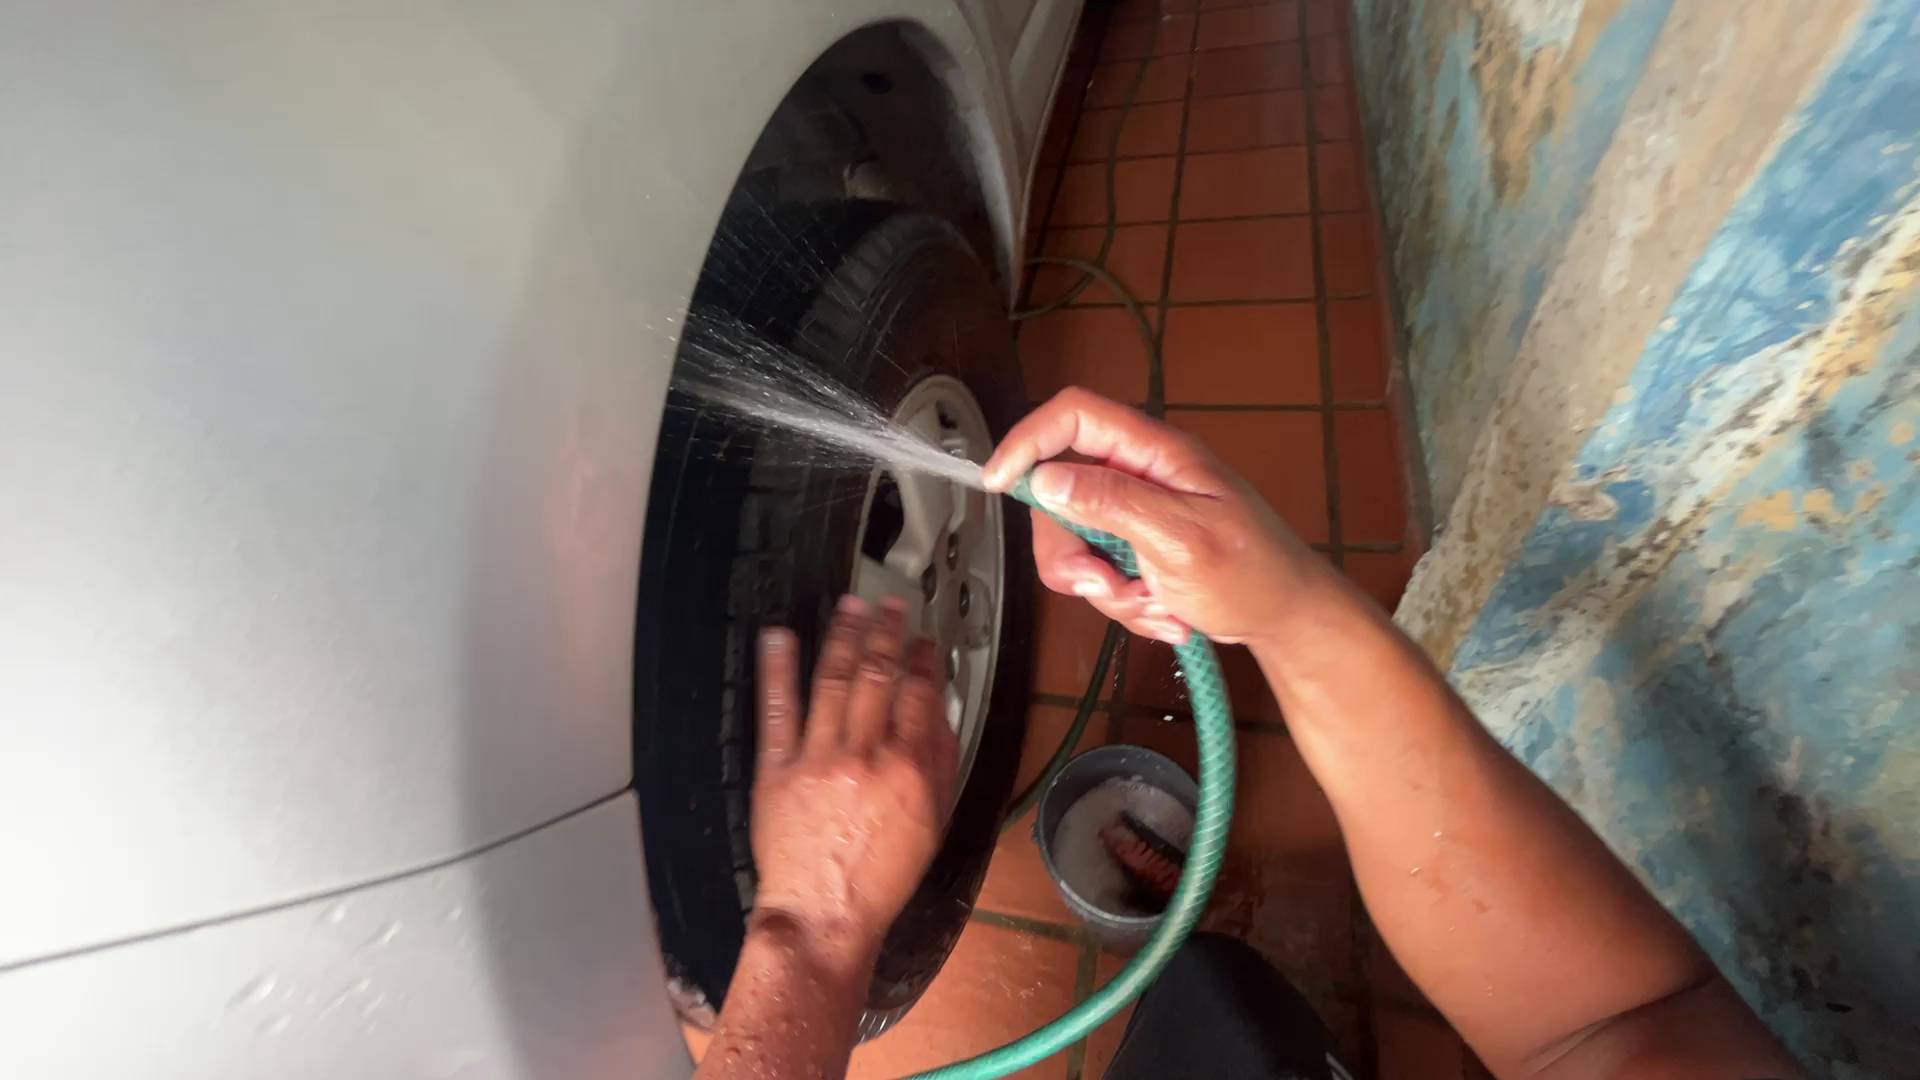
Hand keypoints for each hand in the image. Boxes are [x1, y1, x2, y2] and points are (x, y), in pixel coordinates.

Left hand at [749, 595, 958, 965]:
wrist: (824, 913)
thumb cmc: (883, 874)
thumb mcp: (933, 821)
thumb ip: (940, 760)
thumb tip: (939, 711)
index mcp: (907, 768)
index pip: (919, 693)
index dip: (923, 658)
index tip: (923, 641)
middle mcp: (864, 754)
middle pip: (878, 676)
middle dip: (886, 633)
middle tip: (891, 606)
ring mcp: (818, 757)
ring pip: (834, 681)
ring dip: (844, 637)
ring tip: (851, 605)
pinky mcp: (778, 768)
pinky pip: (778, 711)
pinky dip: (778, 671)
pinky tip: (779, 637)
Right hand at [982, 388, 1333, 645]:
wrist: (1285, 617)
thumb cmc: (1251, 572)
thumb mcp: (1182, 538)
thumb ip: (1113, 503)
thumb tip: (1046, 478)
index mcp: (1152, 452)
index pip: (1073, 416)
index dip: (1027, 440)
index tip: (996, 483)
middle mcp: (1135, 475)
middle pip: (1059, 495)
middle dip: (1071, 553)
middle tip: (1103, 585)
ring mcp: (1132, 513)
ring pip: (1072, 543)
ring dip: (1104, 588)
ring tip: (1154, 605)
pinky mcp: (1132, 546)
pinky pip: (1095, 572)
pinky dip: (1121, 601)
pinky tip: (1163, 611)